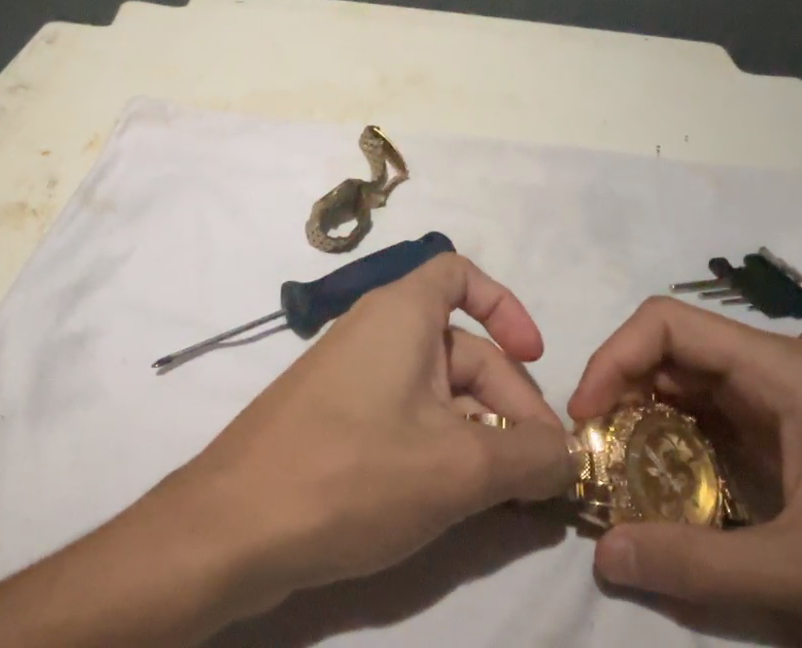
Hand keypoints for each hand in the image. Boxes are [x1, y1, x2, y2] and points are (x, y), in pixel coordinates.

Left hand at [173, 252, 574, 608]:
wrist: (234, 527)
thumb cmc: (354, 472)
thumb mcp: (459, 468)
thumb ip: (530, 457)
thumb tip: (567, 456)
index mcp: (400, 313)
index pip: (460, 274)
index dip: (507, 307)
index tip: (537, 359)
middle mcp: (374, 333)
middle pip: (461, 347)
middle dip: (509, 402)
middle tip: (541, 471)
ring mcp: (350, 380)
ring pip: (436, 392)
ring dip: (480, 434)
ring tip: (508, 495)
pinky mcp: (335, 422)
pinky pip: (404, 418)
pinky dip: (440, 448)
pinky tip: (457, 500)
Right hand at [568, 298, 801, 645]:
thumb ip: (699, 565)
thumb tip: (603, 555)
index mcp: (781, 372)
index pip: (666, 324)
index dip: (611, 359)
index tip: (586, 420)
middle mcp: (778, 376)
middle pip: (671, 355)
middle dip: (618, 396)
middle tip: (592, 457)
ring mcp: (789, 410)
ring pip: (690, 392)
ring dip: (644, 425)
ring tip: (618, 479)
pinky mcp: (796, 445)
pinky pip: (716, 430)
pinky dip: (677, 453)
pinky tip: (668, 497)